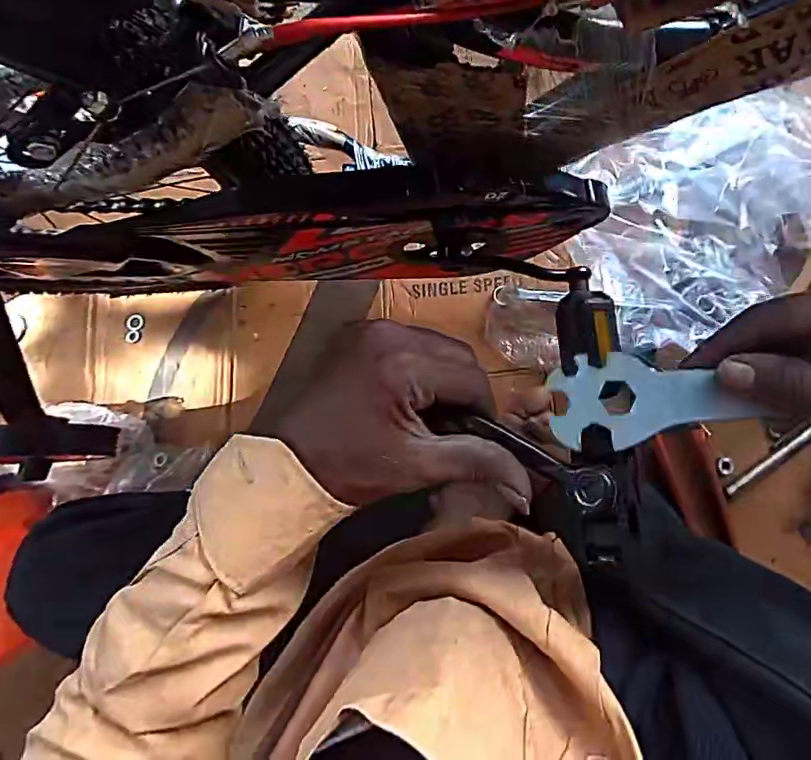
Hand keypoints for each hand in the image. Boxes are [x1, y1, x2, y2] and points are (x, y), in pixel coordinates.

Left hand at [249, 321, 533, 510]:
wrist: (287, 462)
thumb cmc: (346, 466)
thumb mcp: (416, 466)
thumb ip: (475, 461)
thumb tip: (523, 480)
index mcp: (402, 361)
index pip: (473, 377)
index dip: (483, 412)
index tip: (476, 440)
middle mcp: (389, 333)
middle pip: (457, 355)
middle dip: (465, 393)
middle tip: (453, 430)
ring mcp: (372, 329)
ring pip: (437, 347)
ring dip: (444, 378)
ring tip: (429, 417)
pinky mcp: (361, 334)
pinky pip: (410, 343)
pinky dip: (420, 367)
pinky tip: (408, 399)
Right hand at [683, 273, 810, 527]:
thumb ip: (792, 384)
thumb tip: (726, 372)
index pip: (769, 319)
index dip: (725, 346)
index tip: (688, 371)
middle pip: (779, 333)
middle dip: (742, 361)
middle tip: (703, 390)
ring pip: (795, 353)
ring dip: (765, 378)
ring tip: (730, 401)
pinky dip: (793, 389)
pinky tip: (776, 407)